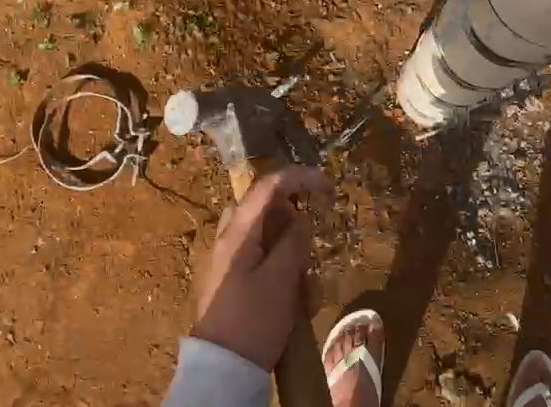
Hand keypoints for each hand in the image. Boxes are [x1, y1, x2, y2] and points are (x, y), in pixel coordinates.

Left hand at [191, 166, 331, 368]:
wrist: (222, 373)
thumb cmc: (252, 320)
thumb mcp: (280, 279)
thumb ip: (294, 241)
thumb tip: (302, 218)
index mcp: (238, 232)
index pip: (269, 185)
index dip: (300, 176)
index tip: (328, 185)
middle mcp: (231, 239)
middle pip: (271, 212)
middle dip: (297, 228)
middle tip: (311, 250)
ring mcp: (232, 261)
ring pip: (272, 240)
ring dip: (294, 259)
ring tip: (305, 293)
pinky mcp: (237, 282)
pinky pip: (267, 264)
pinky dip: (286, 277)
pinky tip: (297, 306)